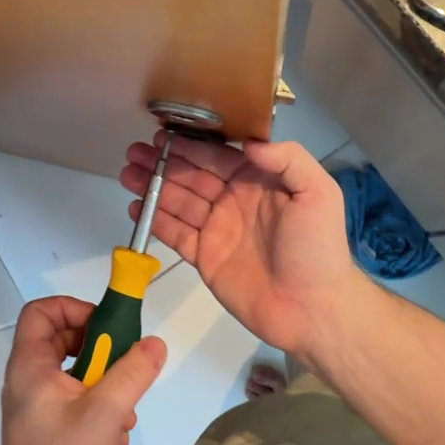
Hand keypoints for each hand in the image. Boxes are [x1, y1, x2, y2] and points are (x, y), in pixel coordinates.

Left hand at [0, 296, 166, 444]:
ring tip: (123, 411)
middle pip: (63, 341)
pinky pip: (80, 405)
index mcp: (30, 368)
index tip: (106, 323)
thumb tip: (154, 343)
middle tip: (125, 362)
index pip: (41, 312)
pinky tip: (115, 437)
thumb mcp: (104, 414)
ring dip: (106, 387)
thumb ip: (132, 373)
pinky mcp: (53, 435)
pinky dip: (102, 413)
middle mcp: (30, 384)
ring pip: (77, 376)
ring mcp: (40, 411)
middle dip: (100, 350)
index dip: (73, 307)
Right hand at [120, 134, 371, 361]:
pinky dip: (155, 220)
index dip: (189, 144)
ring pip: (178, 201)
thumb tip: (248, 141)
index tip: (163, 134)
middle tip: (134, 151)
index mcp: (257, 181)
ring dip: (152, 186)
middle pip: (191, 175)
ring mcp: (218, 229)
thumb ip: (288, 159)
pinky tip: (134, 206)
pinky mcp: (206, 258)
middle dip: (162, 162)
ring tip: (126, 172)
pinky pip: (176, 234)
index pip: (217, 155)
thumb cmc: (318, 248)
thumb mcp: (318, 193)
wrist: (315, 309)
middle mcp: (234, 200)